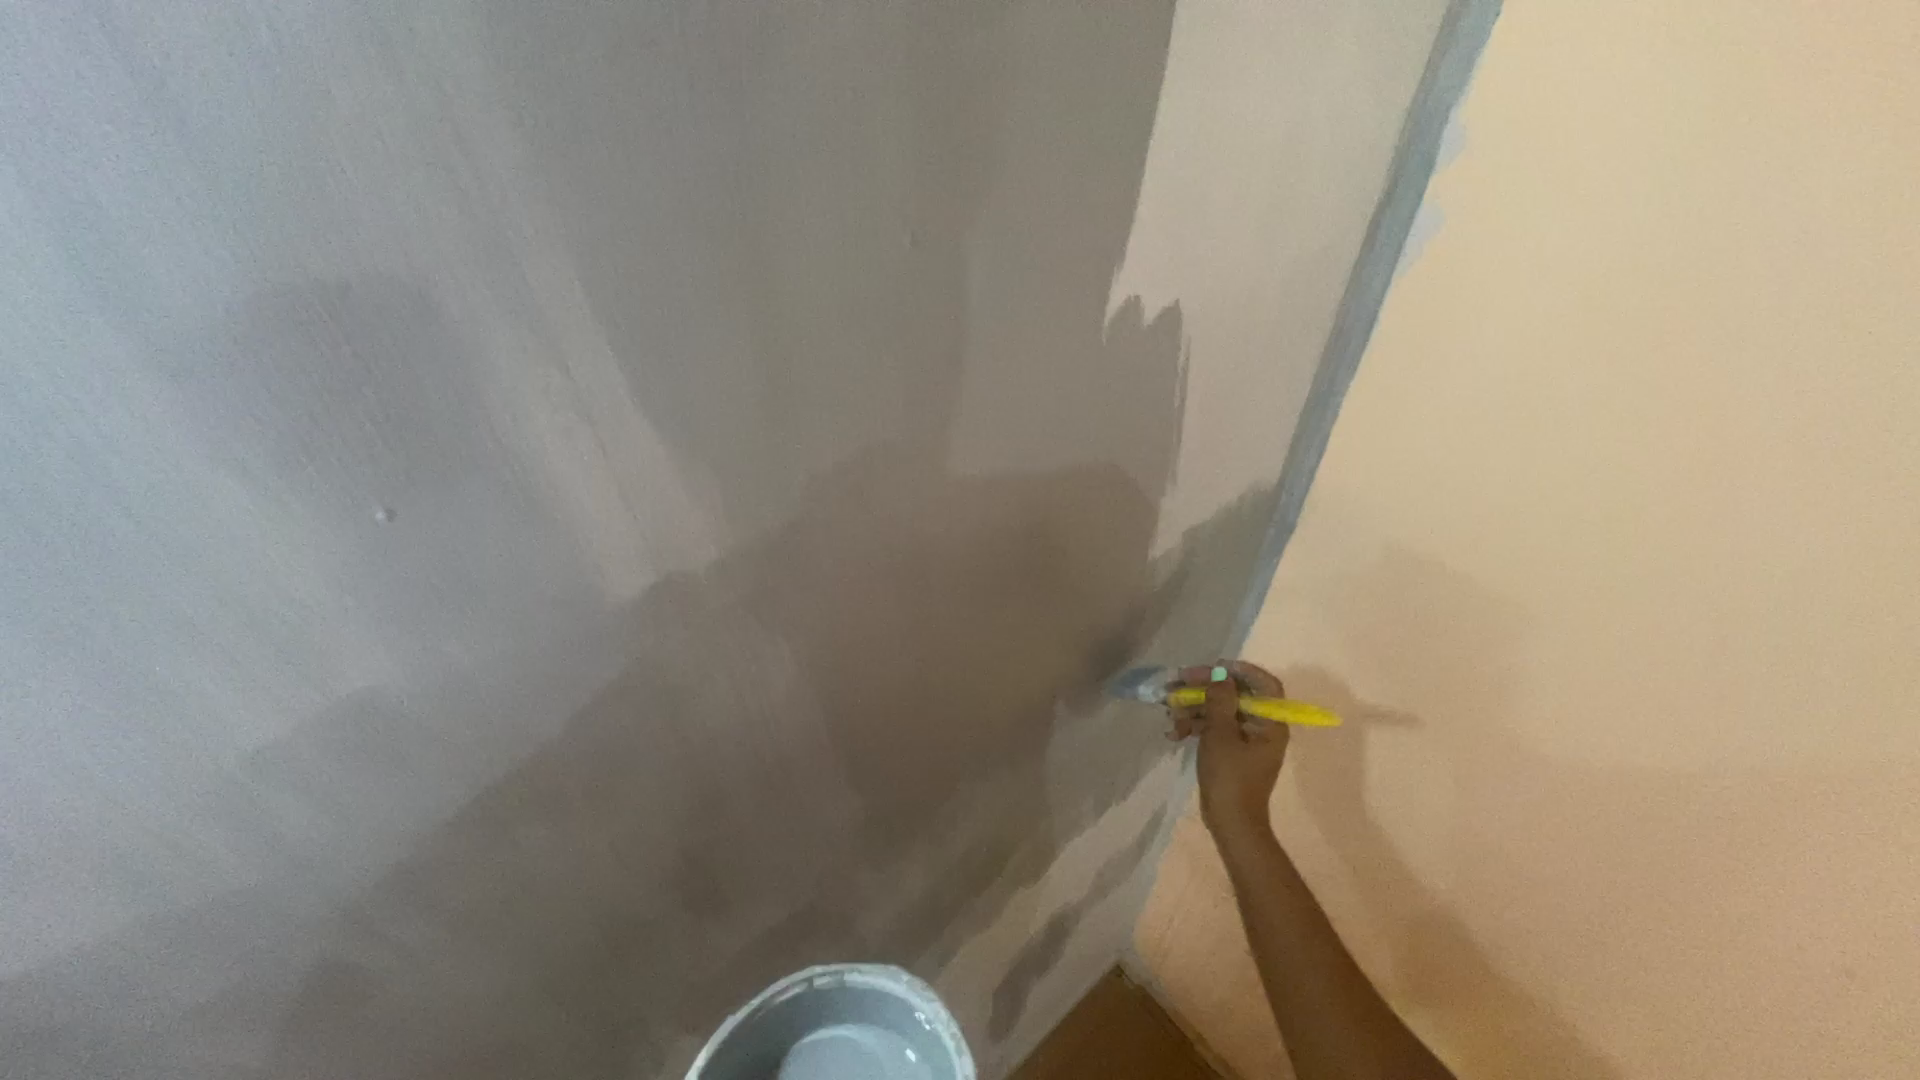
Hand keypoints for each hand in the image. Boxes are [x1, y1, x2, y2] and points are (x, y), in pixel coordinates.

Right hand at [1167, 660, 1289, 840]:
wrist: (1231, 822)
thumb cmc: (1230, 777)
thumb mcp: (1220, 734)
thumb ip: (1220, 700)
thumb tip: (1221, 676)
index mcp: (1270, 722)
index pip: (1265, 684)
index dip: (1241, 670)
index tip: (1213, 667)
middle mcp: (1262, 727)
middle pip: (1236, 695)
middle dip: (1205, 689)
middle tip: (1176, 684)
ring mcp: (1246, 740)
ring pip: (1220, 712)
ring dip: (1194, 708)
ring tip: (1168, 711)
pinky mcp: (1232, 752)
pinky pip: (1214, 729)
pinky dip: (1195, 727)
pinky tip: (1173, 733)